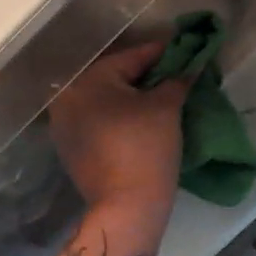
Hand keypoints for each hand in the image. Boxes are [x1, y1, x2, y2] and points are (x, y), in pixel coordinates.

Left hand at [48, 42, 190, 216]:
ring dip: (131, 99)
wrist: (126, 205)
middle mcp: (66, 98)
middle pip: (113, 79)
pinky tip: (141, 125)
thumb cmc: (145, 148)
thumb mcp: (166, 108)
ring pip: (105, 102)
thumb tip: (190, 67)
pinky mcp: (72, 150)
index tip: (183, 50)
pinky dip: (120, 119)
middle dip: (145, 76)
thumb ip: (177, 81)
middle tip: (174, 76)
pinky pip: (100, 123)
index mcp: (86, 81)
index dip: (161, 53)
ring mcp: (65, 127)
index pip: (130, 57)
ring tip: (159, 101)